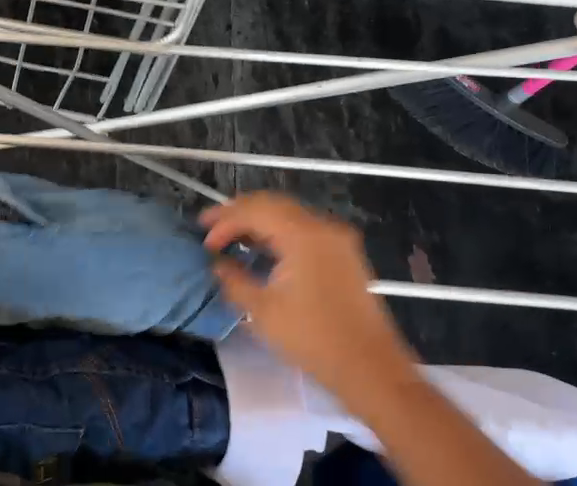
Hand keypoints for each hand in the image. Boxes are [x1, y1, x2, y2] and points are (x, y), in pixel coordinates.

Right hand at [202, 192, 416, 397]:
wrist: (373, 371)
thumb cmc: (314, 339)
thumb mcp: (262, 311)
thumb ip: (234, 279)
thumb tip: (218, 263)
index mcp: (302, 234)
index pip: (254, 211)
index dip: (224, 222)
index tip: (203, 240)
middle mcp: (322, 227)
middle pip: (272, 204)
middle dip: (238, 213)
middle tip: (211, 227)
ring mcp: (338, 239)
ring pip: (289, 215)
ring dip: (259, 222)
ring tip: (232, 237)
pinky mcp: (345, 255)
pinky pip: (304, 230)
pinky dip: (279, 233)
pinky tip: (263, 250)